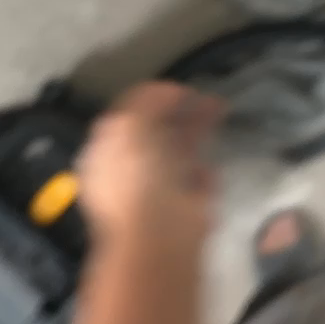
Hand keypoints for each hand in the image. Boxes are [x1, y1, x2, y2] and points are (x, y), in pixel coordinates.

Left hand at [76, 83, 224, 256]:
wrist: (159, 233)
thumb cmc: (137, 179)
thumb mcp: (131, 125)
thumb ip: (146, 102)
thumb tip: (165, 92)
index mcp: (107, 152)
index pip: (127, 117)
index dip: (150, 99)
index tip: (173, 90)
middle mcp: (130, 171)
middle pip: (156, 132)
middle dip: (179, 111)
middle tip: (200, 95)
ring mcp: (158, 187)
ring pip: (180, 150)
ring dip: (198, 129)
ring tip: (217, 107)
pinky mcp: (186, 204)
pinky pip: (197, 178)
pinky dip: (204, 169)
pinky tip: (208, 159)